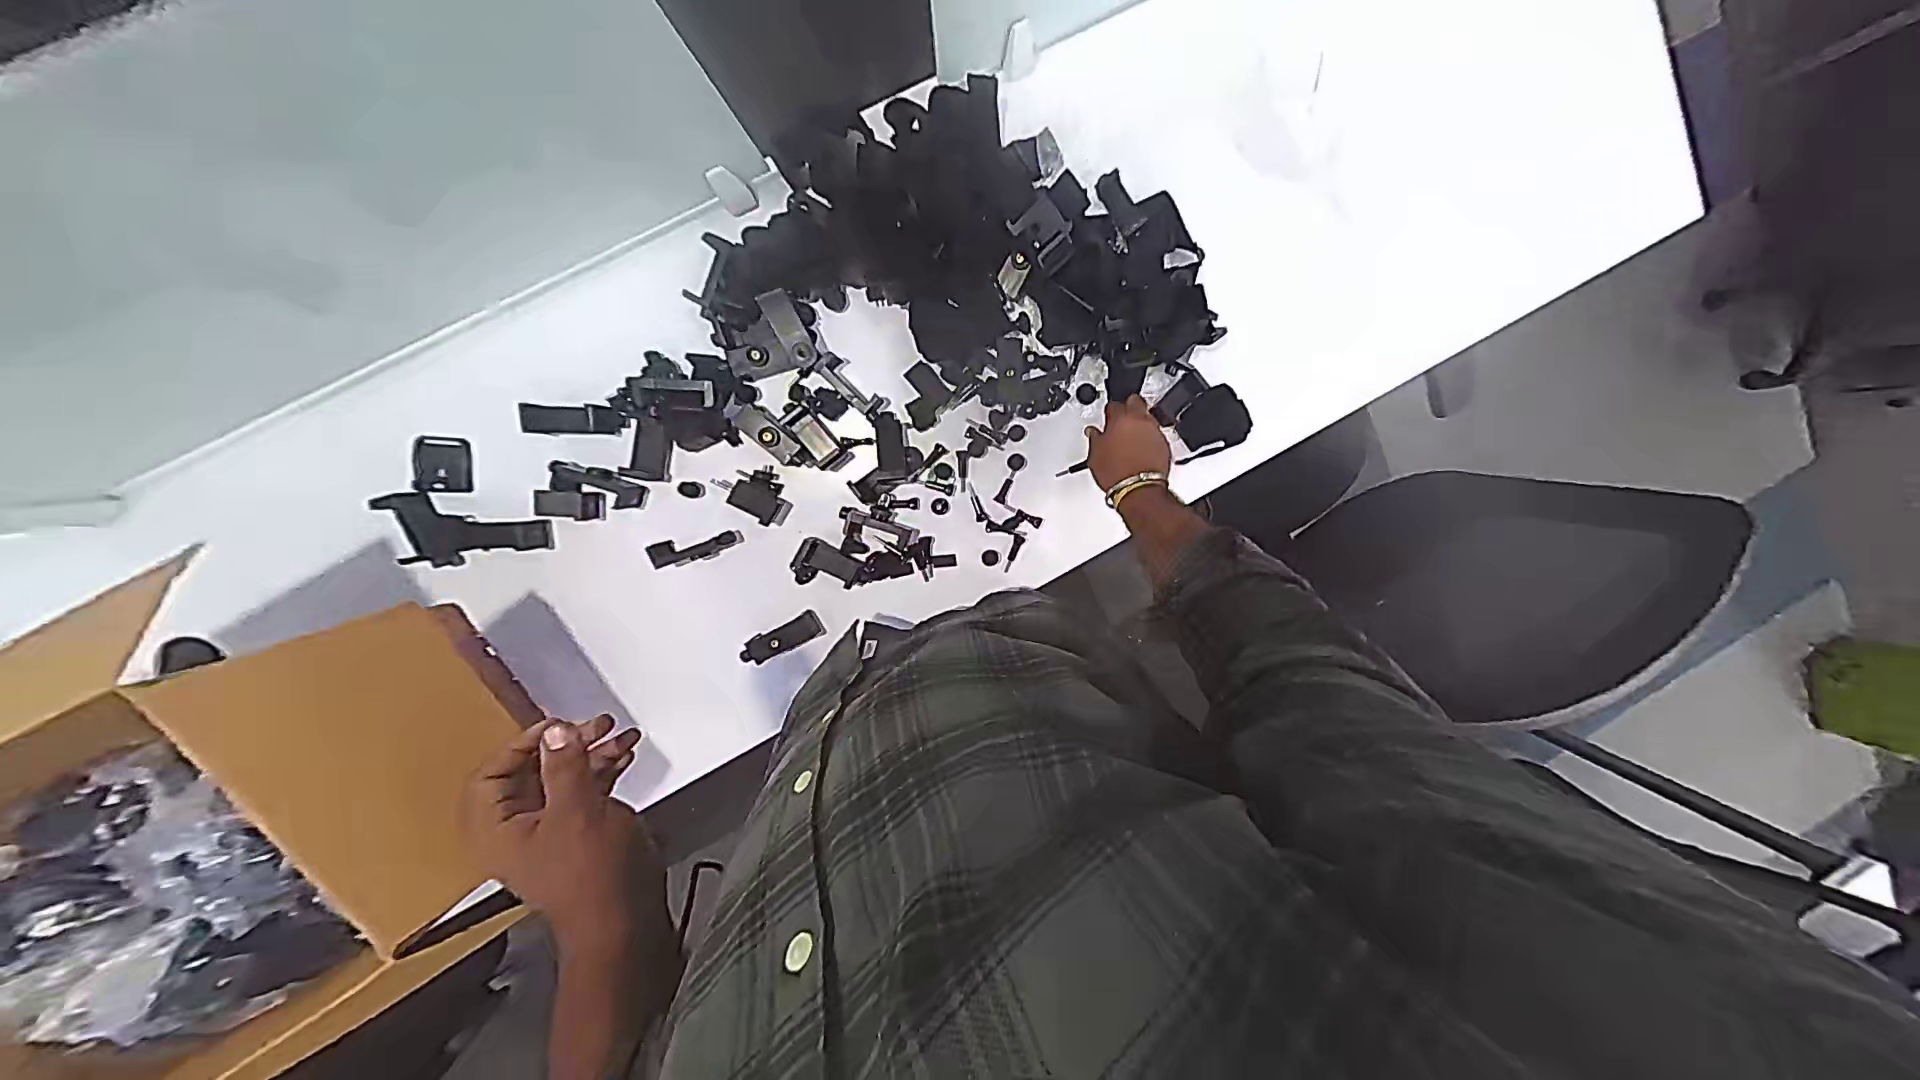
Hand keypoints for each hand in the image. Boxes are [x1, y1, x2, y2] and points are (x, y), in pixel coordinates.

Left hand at [463, 716, 662, 948]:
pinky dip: (606, 768)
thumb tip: (556, 733)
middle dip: (567, 744)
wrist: (624, 916)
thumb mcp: (575, 812)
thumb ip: (565, 767)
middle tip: (593, 726)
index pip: (492, 775)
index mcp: (497, 831)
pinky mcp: (583, 830)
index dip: (521, 745)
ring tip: (618, 734)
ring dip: (593, 752)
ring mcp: (554, 830)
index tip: (555, 726)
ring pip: (566, 777)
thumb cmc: (591, 878)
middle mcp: (520, 829)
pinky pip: (588, 788)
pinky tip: (625, 753)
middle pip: (533, 772)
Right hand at [1085, 395, 1172, 491]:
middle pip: (1136, 401)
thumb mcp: (1095, 454)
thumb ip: (1095, 438)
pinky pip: (1156, 434)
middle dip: (1128, 406)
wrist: (1138, 489)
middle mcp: (1140, 420)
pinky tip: (1141, 448)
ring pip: (1148, 417)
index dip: (1109, 411)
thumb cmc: (1117, 473)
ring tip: (1130, 436)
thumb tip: (1093, 432)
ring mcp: (1155, 431)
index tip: (1107, 417)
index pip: (1114, 405)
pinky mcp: (1165, 444)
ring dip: (1139, 423)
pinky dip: (1149, 437)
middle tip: (1121, 418)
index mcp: (1120, 419)